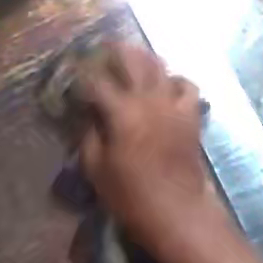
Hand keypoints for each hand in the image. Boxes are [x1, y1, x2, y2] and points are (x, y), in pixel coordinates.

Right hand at [75, 44, 237, 262]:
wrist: (179, 214)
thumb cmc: (132, 197)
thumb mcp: (97, 170)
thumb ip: (89, 136)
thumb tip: (88, 116)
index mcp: (122, 111)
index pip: (96, 81)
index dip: (81, 75)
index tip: (73, 75)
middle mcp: (148, 99)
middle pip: (131, 58)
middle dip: (114, 49)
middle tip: (101, 48)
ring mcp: (172, 103)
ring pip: (159, 65)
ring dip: (142, 57)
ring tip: (131, 58)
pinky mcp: (190, 114)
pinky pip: (186, 85)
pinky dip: (174, 80)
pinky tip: (165, 86)